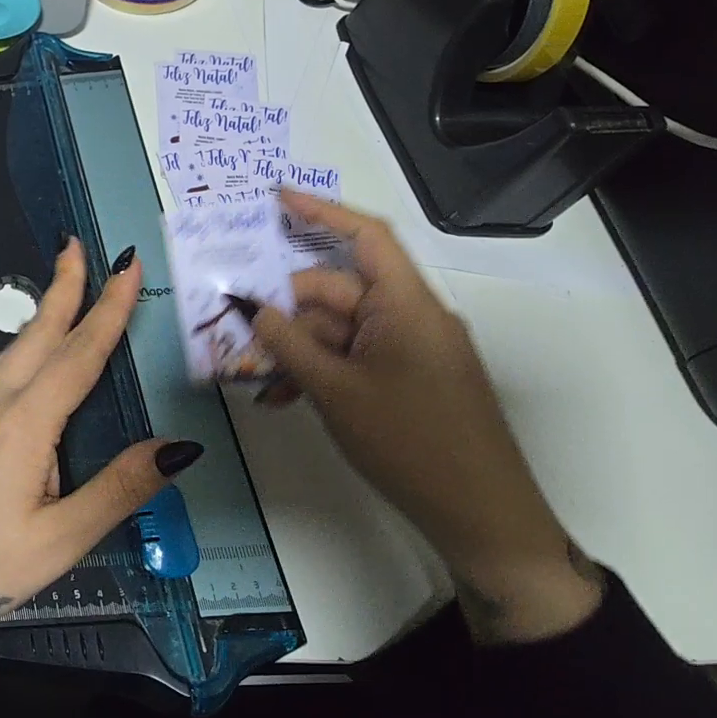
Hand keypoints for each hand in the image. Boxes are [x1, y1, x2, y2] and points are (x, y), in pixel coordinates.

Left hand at [0, 238, 203, 658]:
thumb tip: (175, 447)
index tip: (125, 266)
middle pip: (37, 335)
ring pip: (12, 351)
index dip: (107, 308)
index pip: (77, 353)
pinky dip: (22, 350)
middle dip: (63, 287)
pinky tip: (27, 364)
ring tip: (63, 292)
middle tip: (78, 246)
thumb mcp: (62, 537)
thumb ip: (119, 488)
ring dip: (42, 317)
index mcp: (24, 423)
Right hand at [250, 191, 601, 642]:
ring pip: (335, 329)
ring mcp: (410, 349)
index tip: (274, 198)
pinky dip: (315, 370)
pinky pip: (349, 357)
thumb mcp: (334, 389)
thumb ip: (286, 340)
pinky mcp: (407, 378)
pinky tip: (282, 398)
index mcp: (406, 306)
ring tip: (256, 379)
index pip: (366, 237)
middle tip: (234, 333)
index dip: (320, 211)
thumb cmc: (410, 442)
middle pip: (334, 291)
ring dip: (293, 349)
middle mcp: (410, 317)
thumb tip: (248, 304)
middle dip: (282, 310)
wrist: (483, 519)